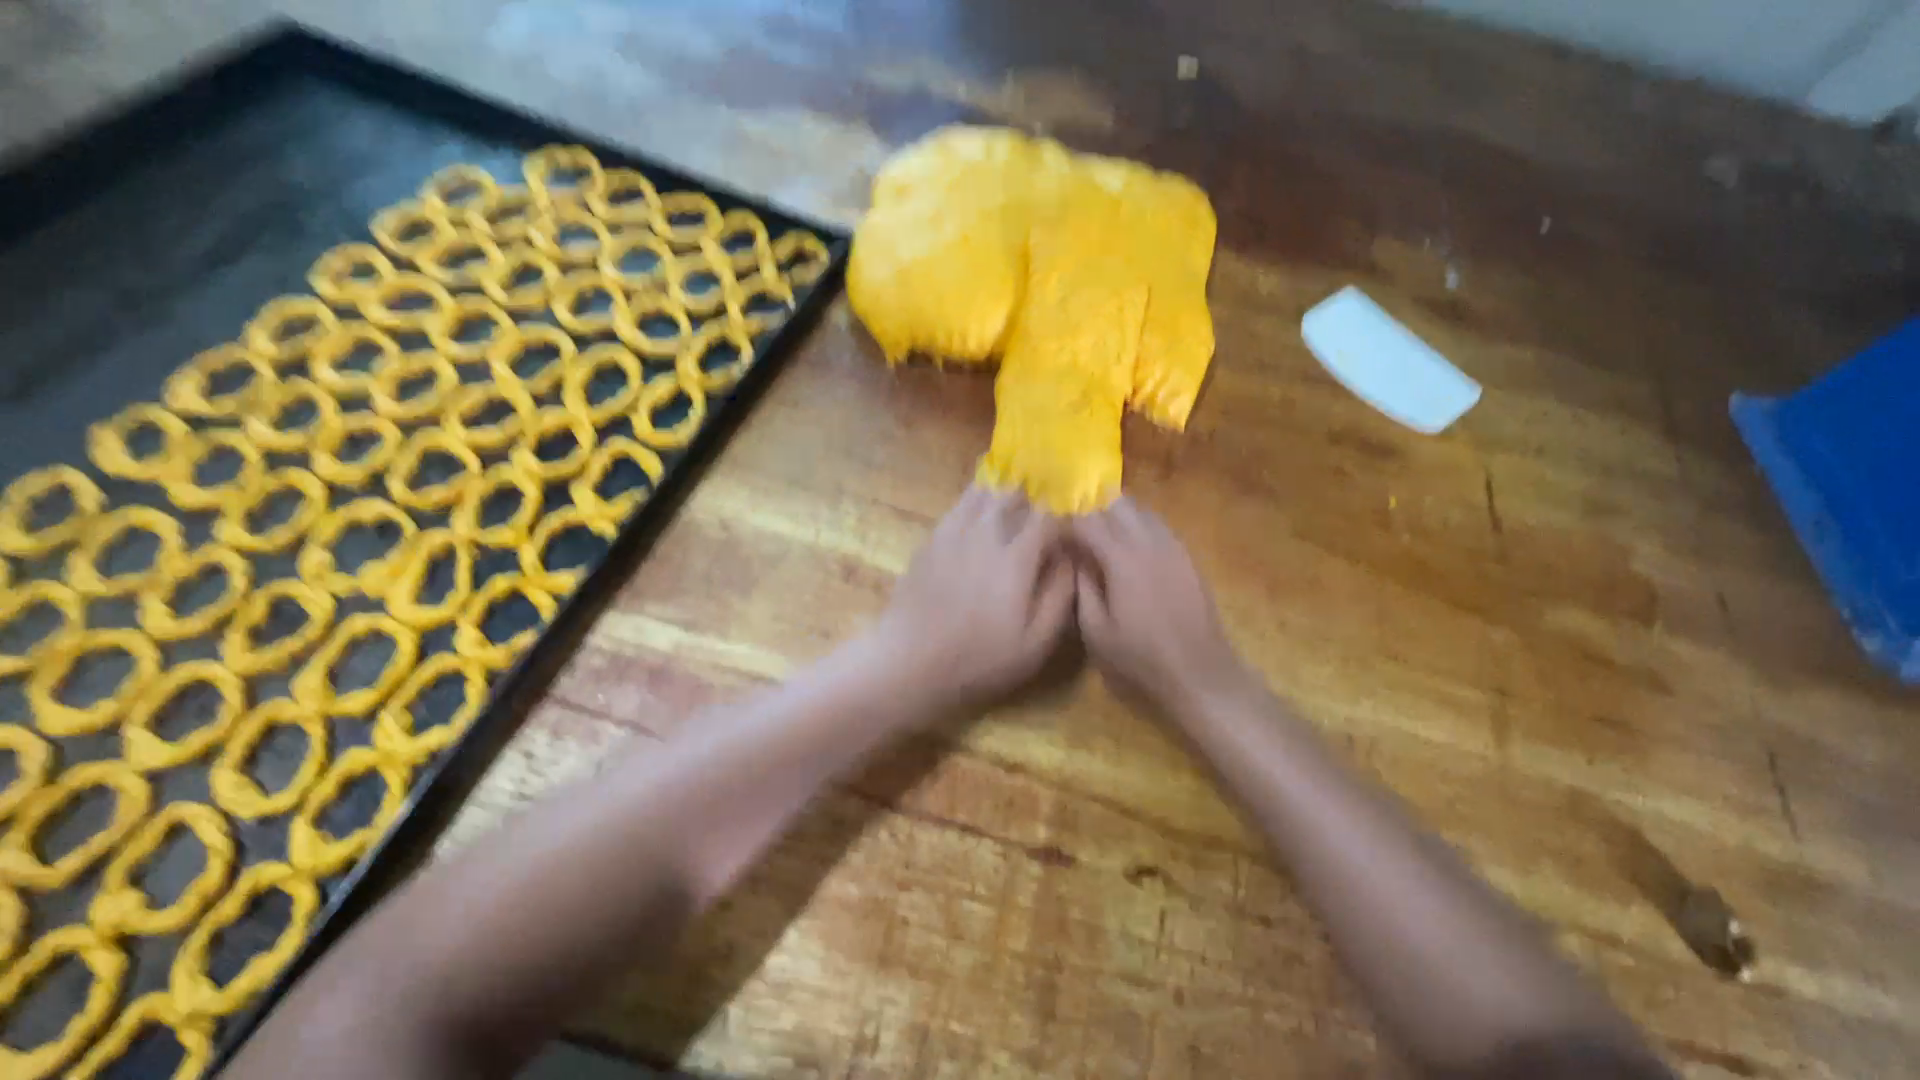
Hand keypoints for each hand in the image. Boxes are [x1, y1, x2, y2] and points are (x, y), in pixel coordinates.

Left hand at [873, 486, 1076, 707]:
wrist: (909, 661)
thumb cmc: (979, 659)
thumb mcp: (1034, 643)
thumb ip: (1059, 596)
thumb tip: (1071, 558)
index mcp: (1015, 558)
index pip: (1047, 516)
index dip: (1064, 513)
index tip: (1072, 519)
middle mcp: (984, 534)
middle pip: (1011, 493)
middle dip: (1031, 490)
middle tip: (1044, 494)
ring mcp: (951, 533)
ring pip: (980, 492)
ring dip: (1000, 488)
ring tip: (1013, 489)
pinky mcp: (929, 541)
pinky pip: (957, 507)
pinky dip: (974, 500)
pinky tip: (979, 508)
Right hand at [1073, 497, 1249, 712]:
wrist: (1200, 672)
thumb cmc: (1141, 658)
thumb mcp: (1096, 631)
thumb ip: (1082, 587)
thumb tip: (1074, 558)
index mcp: (1122, 558)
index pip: (1087, 520)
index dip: (1066, 521)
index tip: (1052, 531)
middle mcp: (1148, 541)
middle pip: (1117, 504)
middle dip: (1092, 509)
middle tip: (1075, 529)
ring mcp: (1173, 546)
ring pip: (1141, 510)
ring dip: (1117, 514)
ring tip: (1100, 534)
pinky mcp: (1187, 556)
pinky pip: (1158, 525)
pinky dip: (1138, 525)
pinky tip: (1130, 546)